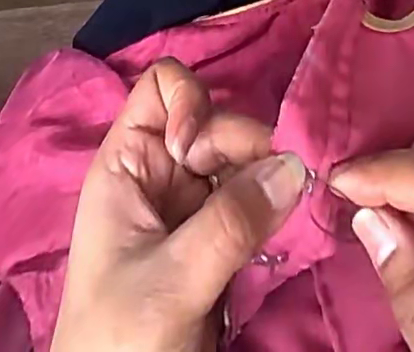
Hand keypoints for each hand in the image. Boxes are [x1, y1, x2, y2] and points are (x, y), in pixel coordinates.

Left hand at [51, 58, 308, 351]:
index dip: (190, 103)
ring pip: (241, 156)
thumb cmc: (118, 344)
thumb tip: (295, 165)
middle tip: (276, 188)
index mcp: (129, 162)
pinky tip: (290, 217)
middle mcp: (162, 169)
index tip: (200, 153)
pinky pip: (255, 193)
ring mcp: (192, 201)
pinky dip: (275, 200)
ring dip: (268, 174)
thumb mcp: (169, 281)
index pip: (161, 88)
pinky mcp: (220, 232)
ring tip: (289, 206)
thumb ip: (230, 222)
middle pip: (214, 121)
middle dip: (245, 146)